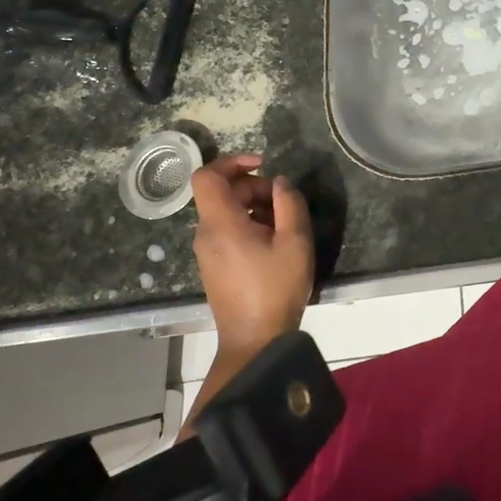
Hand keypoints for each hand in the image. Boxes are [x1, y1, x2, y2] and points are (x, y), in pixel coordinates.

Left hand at [191, 155, 312, 357]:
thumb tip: (280, 182)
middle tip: (285, 202)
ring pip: (225, 212)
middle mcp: (205, 234)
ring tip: (284, 224)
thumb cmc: (276, 287)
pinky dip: (248, 224)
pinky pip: (226, 231)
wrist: (255, 339)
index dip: (232, 162)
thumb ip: (289, 204)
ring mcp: (206, 251)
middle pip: (221, 193)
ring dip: (254, 206)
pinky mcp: (214, 266)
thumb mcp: (295, 241)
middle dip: (254, 186)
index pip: (206, 177)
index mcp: (220, 223)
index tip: (263, 164)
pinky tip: (273, 242)